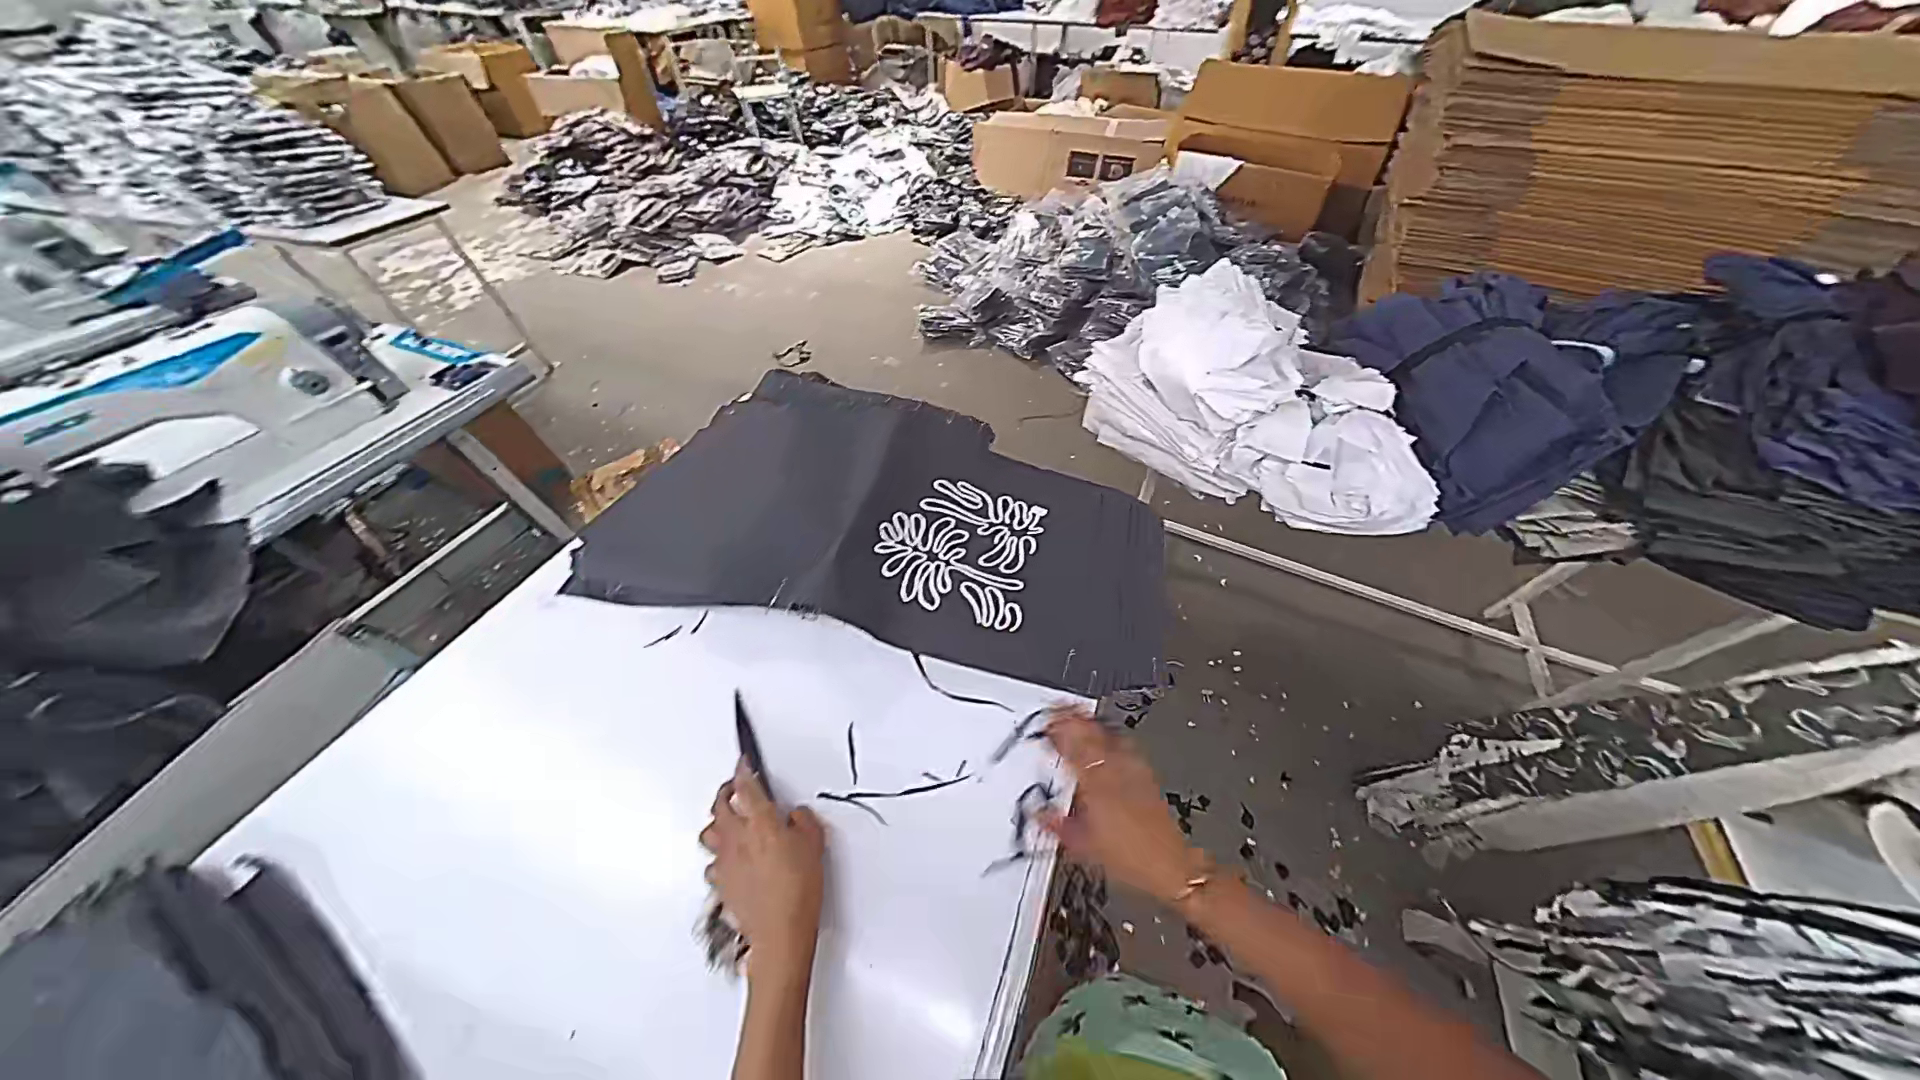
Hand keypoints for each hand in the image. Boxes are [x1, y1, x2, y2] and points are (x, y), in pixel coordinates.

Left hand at [701, 760, 826, 978]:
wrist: (780, 933)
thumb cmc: (799, 889)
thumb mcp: (814, 843)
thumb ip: (802, 821)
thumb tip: (794, 815)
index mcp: (761, 822)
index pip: (745, 786)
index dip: (743, 770)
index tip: (743, 762)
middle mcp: (737, 837)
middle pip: (720, 805)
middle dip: (725, 791)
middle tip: (734, 786)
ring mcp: (725, 862)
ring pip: (709, 832)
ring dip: (718, 822)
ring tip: (729, 820)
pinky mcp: (720, 884)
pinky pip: (712, 862)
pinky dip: (720, 855)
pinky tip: (732, 858)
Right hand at [1041, 705, 1207, 904]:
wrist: (1169, 865)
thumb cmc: (1129, 857)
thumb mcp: (1083, 845)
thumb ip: (1057, 824)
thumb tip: (1040, 813)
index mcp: (1094, 785)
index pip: (1071, 748)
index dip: (1057, 733)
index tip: (1047, 726)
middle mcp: (1114, 771)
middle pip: (1090, 734)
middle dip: (1071, 719)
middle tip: (1058, 712)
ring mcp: (1132, 770)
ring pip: (1108, 734)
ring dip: (1091, 723)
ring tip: (1080, 716)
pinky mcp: (1145, 774)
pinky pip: (1125, 745)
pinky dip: (1111, 735)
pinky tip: (1108, 736)